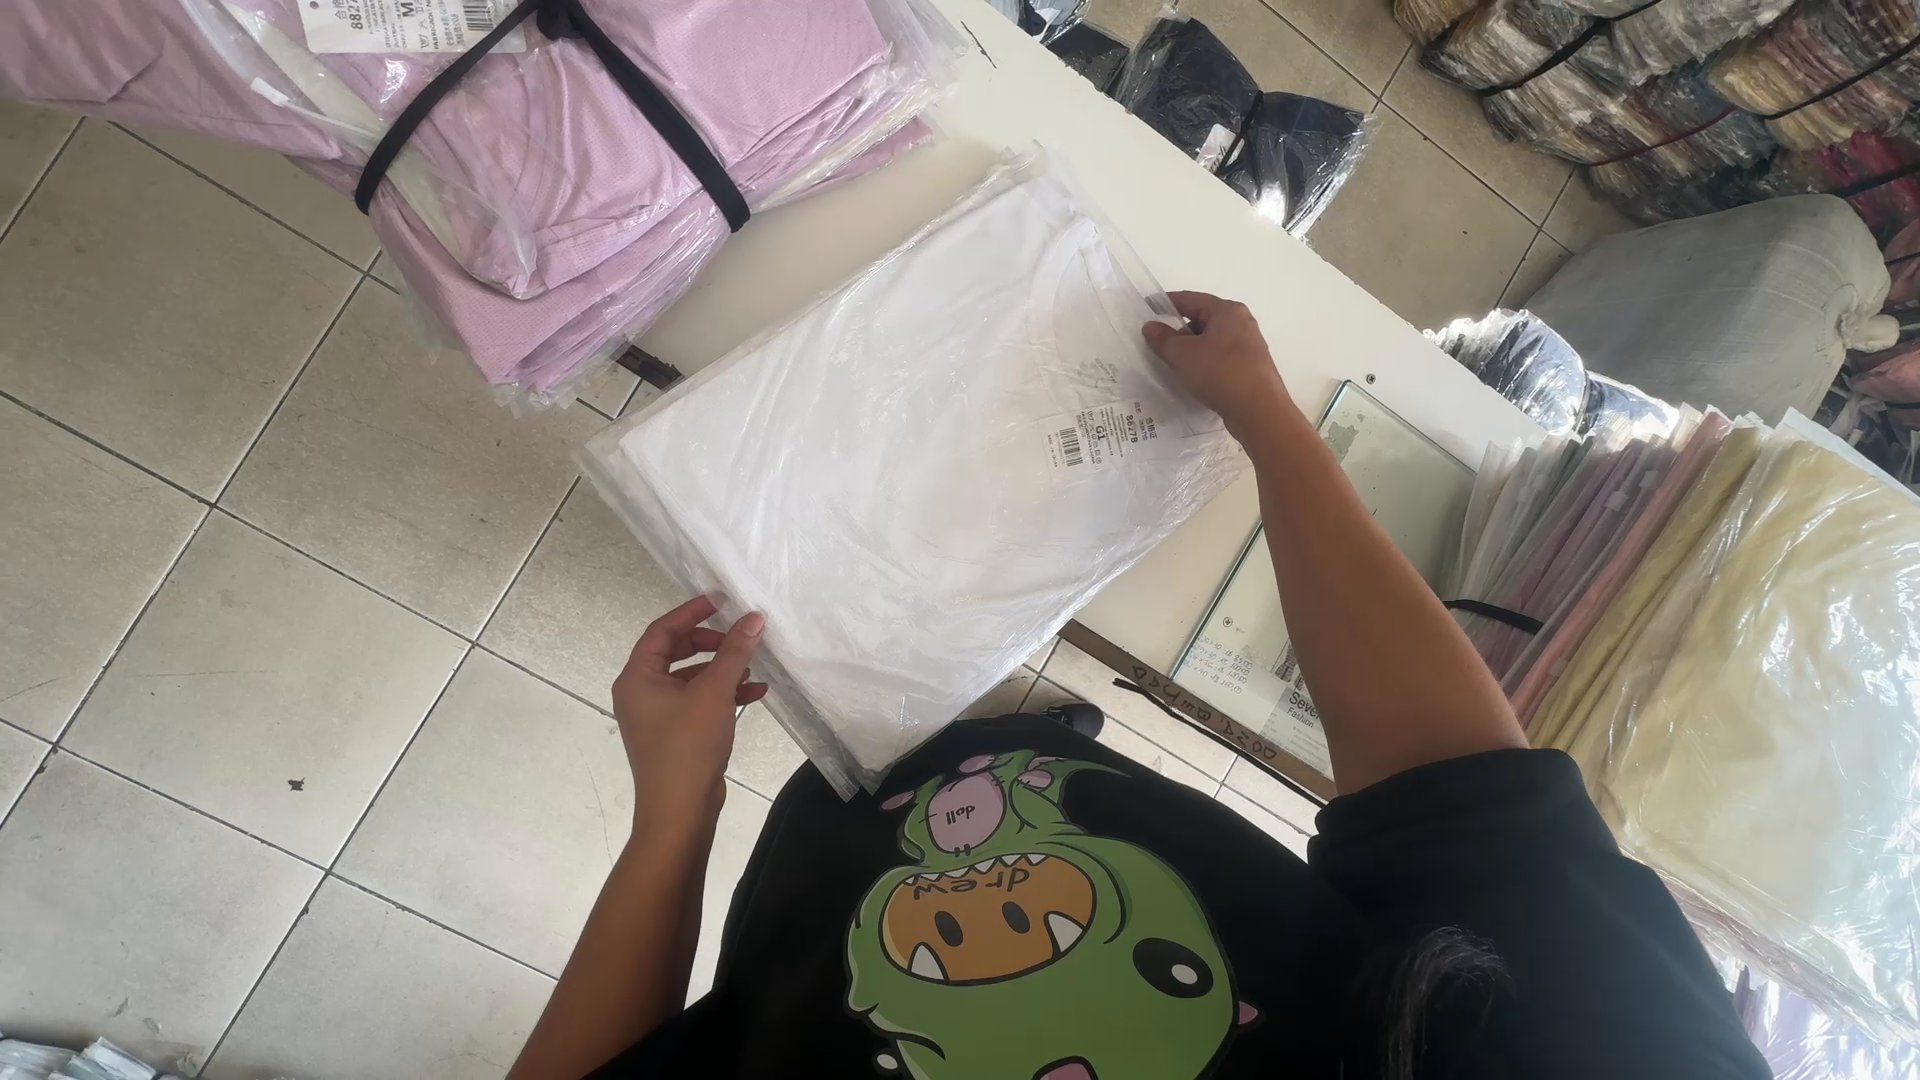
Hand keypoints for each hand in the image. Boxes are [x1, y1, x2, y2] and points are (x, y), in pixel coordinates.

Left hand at [612, 596, 768, 830]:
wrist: (679, 810)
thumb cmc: (688, 745)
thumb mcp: (715, 692)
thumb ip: (735, 651)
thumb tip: (754, 618)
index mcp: (637, 677)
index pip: (662, 630)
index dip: (692, 611)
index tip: (722, 601)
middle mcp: (641, 692)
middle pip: (677, 652)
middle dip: (712, 642)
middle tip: (738, 637)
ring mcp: (657, 715)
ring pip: (692, 677)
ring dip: (723, 669)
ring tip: (753, 668)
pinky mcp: (675, 733)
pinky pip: (699, 700)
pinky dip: (723, 693)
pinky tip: (754, 694)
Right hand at [1143, 291, 1294, 439]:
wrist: (1257, 409)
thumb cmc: (1219, 372)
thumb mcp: (1183, 355)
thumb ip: (1163, 339)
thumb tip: (1150, 327)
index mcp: (1227, 311)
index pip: (1191, 299)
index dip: (1167, 302)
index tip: (1149, 307)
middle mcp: (1242, 322)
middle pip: (1203, 319)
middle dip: (1180, 331)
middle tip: (1161, 346)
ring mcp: (1249, 345)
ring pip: (1212, 340)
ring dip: (1193, 350)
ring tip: (1176, 366)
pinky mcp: (1251, 367)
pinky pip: (1221, 357)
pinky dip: (1205, 363)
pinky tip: (1196, 378)